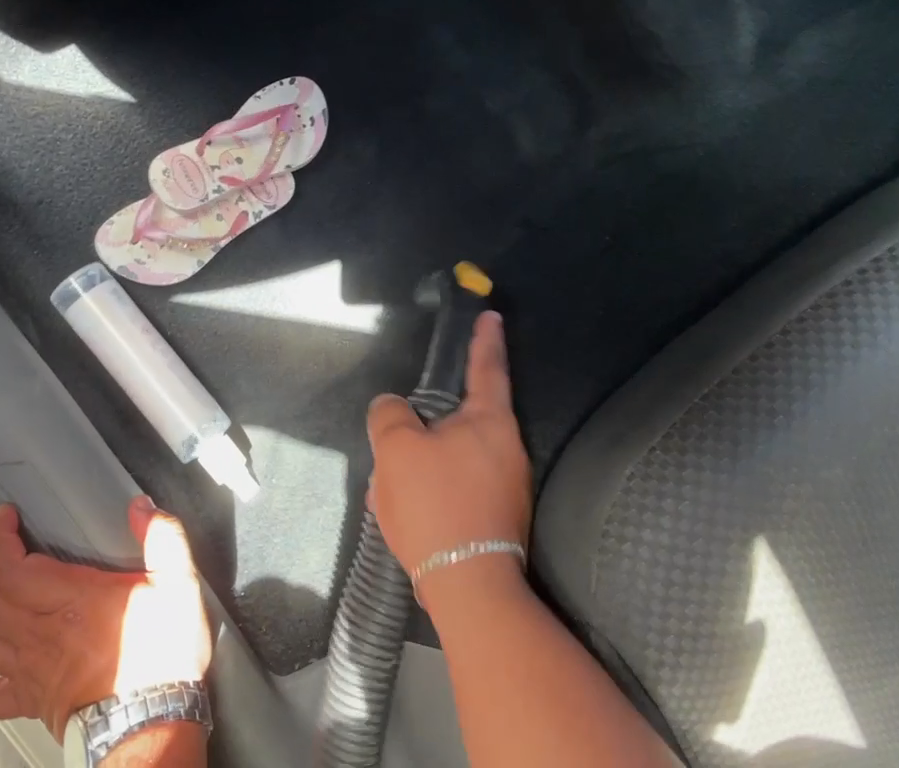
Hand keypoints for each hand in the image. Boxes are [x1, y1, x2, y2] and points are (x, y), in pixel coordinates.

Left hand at [0, 498, 212, 737]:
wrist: (154, 721)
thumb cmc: (163, 656)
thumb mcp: (178, 585)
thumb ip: (163, 538)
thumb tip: (141, 506)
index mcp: (71, 601)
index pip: (8, 566)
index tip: (2, 515)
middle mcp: (39, 633)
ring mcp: (27, 669)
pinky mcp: (27, 701)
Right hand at [367, 311, 531, 609]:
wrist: (468, 584)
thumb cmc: (435, 504)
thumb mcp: (397, 450)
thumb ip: (390, 416)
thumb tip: (393, 408)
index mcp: (490, 421)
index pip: (487, 366)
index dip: (485, 339)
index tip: (491, 315)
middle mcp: (508, 448)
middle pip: (462, 421)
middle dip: (428, 429)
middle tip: (401, 446)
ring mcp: (508, 486)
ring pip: (453, 460)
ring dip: (424, 468)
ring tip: (394, 493)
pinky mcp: (499, 518)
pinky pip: (457, 490)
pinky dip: (433, 494)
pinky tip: (409, 515)